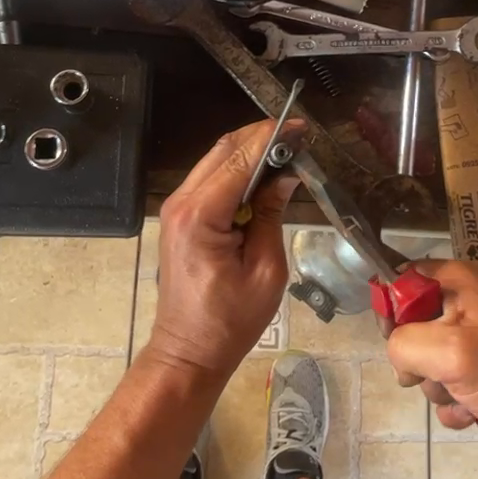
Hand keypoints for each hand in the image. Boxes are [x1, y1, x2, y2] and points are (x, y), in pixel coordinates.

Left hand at [146, 119, 302, 378]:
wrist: (187, 351)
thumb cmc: (230, 321)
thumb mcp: (266, 270)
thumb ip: (273, 215)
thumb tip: (287, 176)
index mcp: (201, 215)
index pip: (239, 159)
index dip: (272, 138)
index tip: (301, 127)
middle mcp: (181, 202)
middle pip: (223, 150)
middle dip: (261, 137)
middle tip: (299, 137)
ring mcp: (176, 207)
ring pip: (215, 160)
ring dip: (250, 151)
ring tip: (287, 153)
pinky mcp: (180, 216)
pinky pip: (210, 179)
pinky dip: (237, 170)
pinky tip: (263, 175)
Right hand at [385, 260, 477, 458]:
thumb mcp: (452, 352)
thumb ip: (406, 344)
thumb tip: (399, 357)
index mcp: (456, 281)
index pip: (400, 280)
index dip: (391, 309)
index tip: (397, 339)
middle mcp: (464, 302)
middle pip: (410, 326)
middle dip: (418, 360)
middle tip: (441, 373)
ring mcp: (476, 338)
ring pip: (428, 362)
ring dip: (439, 388)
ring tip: (466, 397)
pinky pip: (449, 386)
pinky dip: (456, 404)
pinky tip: (474, 413)